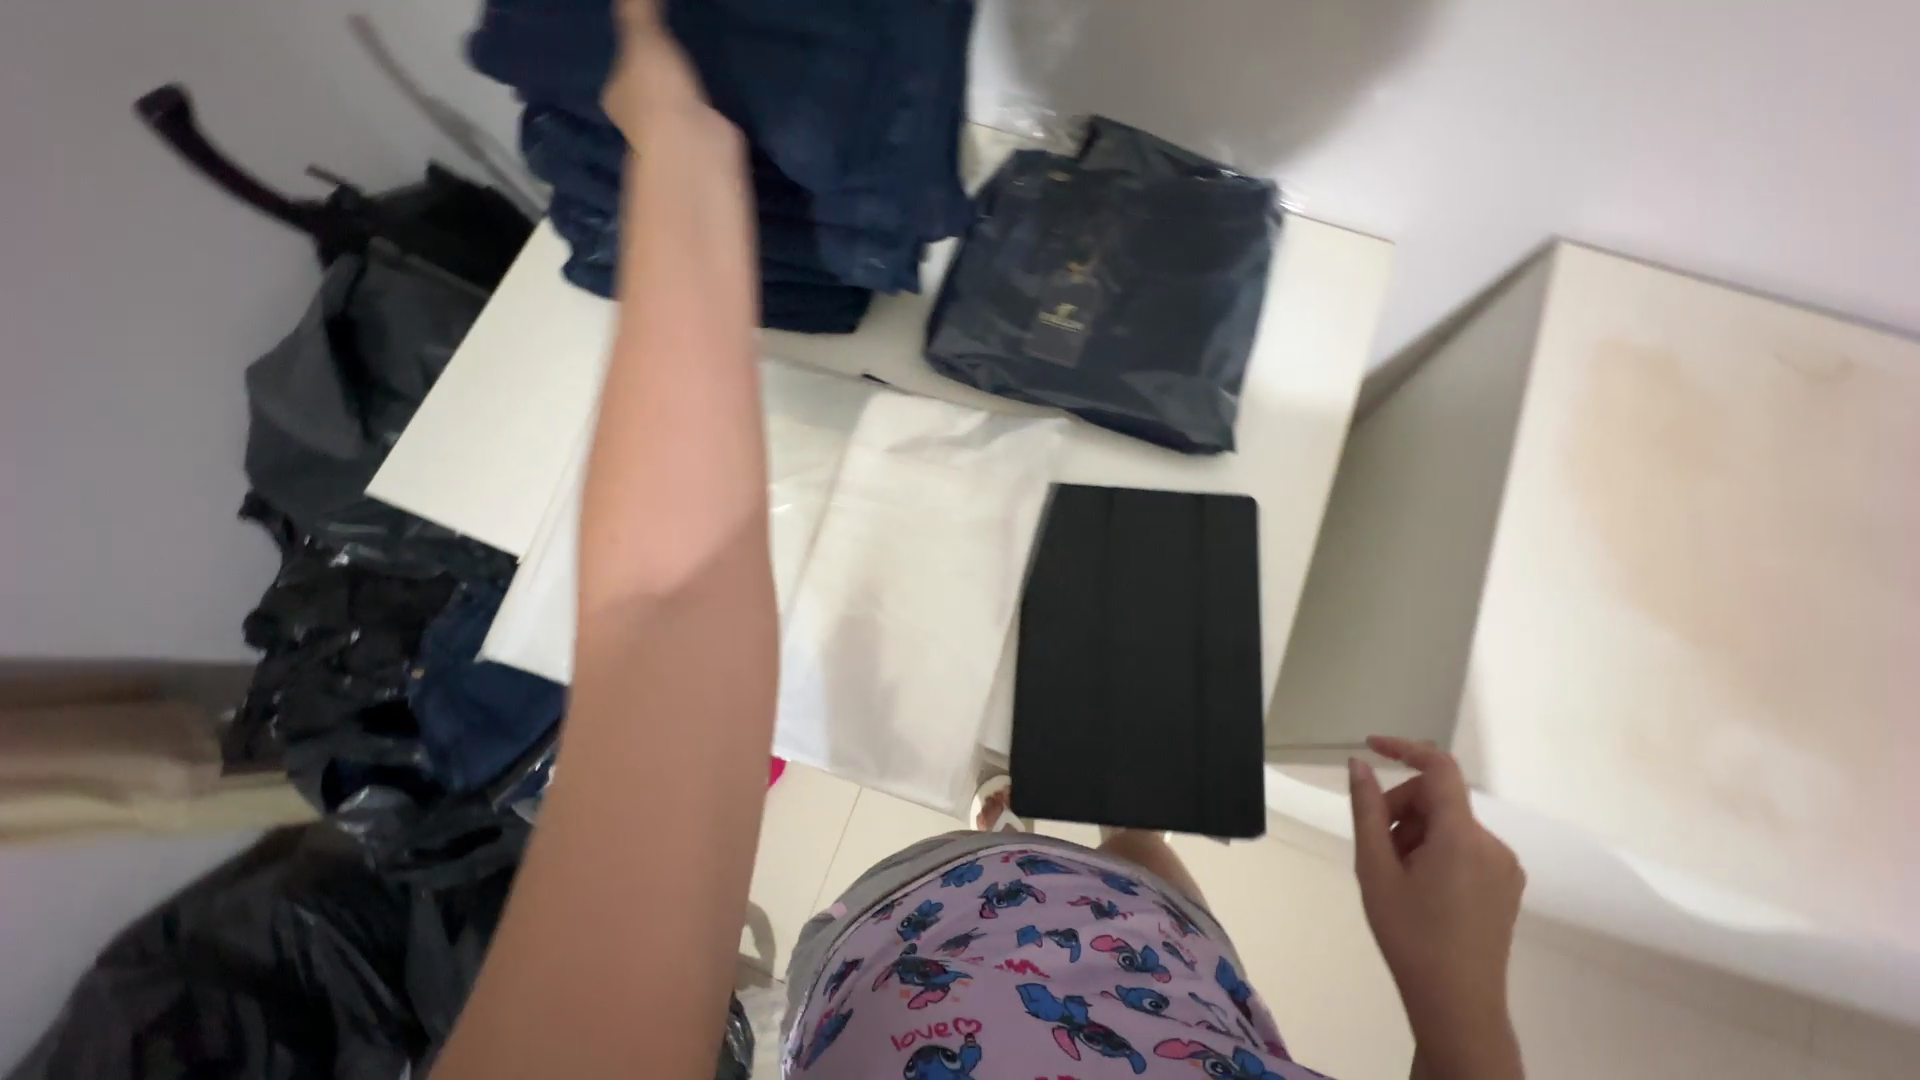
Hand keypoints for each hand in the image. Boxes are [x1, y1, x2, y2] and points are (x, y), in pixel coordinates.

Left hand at [602, 0, 739, 157]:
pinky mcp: (703, 150)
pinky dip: (710, 117)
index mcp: (617, 97)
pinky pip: (704, 126)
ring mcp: (672, 140)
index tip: (647, 45)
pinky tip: (720, 102)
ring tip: (702, 75)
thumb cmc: (659, 92)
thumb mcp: (643, 35)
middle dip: (660, 83)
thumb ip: (638, 9)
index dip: (631, 59)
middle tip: (677, 59)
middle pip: (649, 97)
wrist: (694, 147)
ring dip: (688, 100)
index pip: (620, 75)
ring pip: (677, 113)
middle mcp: (639, 123)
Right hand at [1349, 736, 1524, 1076]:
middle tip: (1374, 848)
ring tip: (1395, 875)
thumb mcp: (1375, 868)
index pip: (1438, 768)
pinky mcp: (1505, 885)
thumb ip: (1366, 810)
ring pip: (1447, 825)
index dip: (1403, 748)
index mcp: (1462, 836)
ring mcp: (1503, 866)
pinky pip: (1464, 847)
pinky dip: (1434, 851)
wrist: (1458, 1003)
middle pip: (1438, 799)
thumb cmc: (1409, 934)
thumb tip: (1359, 764)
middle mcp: (1491, 844)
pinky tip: (1419, 886)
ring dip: (1415, 834)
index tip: (1370, 746)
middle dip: (1400, 809)